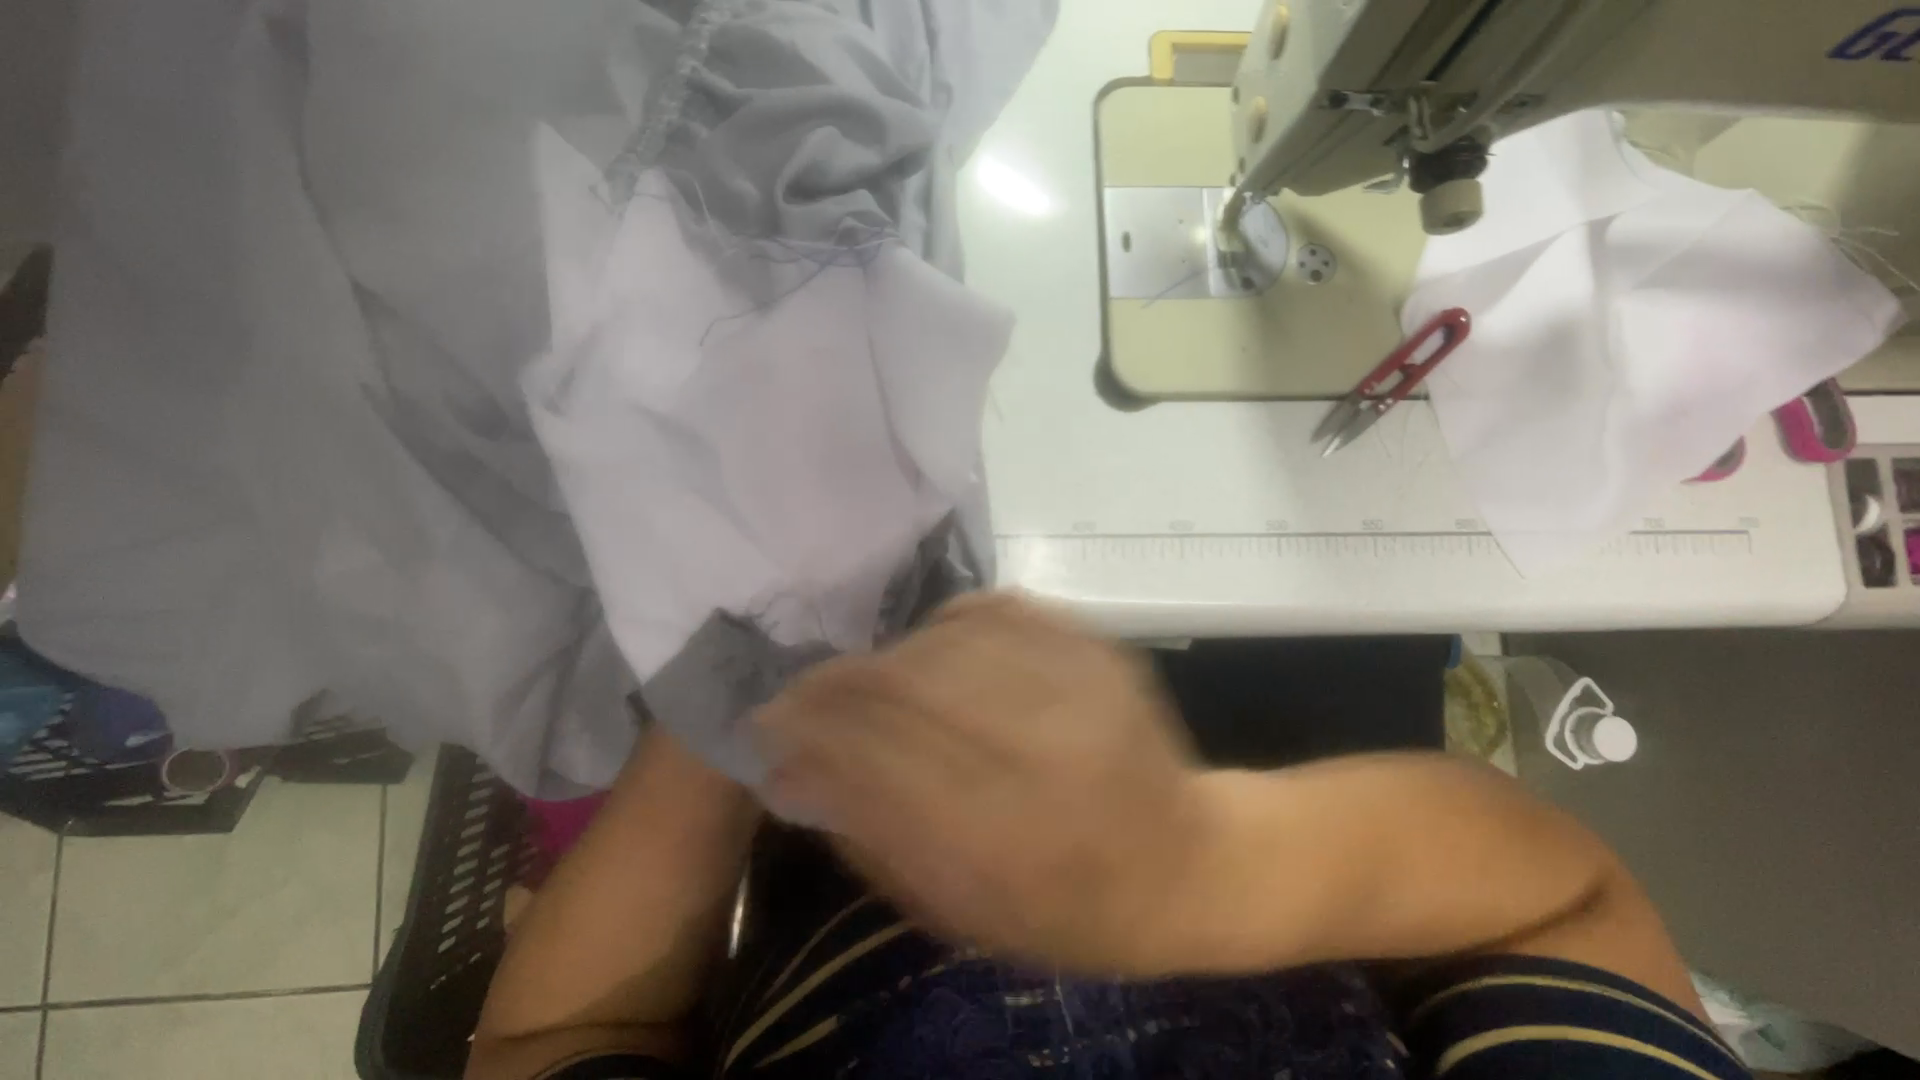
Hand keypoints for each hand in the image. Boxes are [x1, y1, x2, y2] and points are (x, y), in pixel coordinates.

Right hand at [755, 593, 1208, 974]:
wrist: (1184, 863)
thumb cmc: (1064, 908)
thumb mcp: (961, 913)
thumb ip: (872, 840)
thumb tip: (793, 770)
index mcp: (1006, 840)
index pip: (876, 757)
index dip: (809, 729)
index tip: (767, 721)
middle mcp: (1043, 752)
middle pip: (906, 686)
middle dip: (833, 683)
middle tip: (798, 690)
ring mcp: (1077, 688)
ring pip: (944, 643)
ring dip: (884, 657)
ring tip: (860, 678)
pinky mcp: (1097, 646)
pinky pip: (995, 611)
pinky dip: (944, 626)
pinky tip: (929, 648)